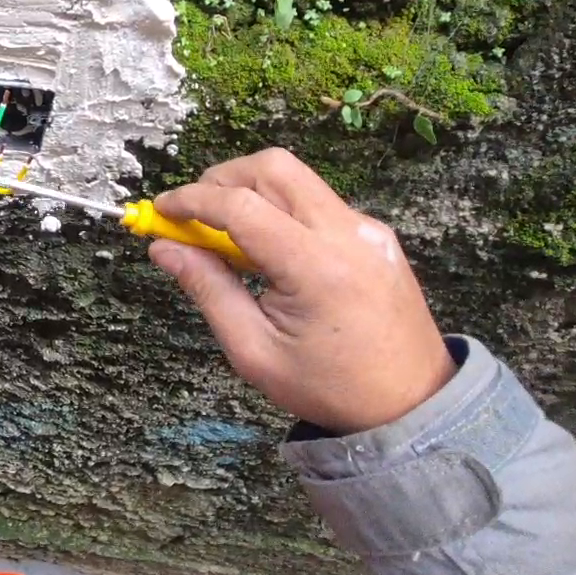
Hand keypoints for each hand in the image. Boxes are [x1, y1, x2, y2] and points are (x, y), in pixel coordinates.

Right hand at [146, 148, 453, 433]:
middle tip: (193, 214)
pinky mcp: (373, 233)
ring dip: (248, 188)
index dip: (191, 200)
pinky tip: (262, 247)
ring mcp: (367, 228)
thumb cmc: (329, 387)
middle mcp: (348, 234)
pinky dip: (275, 206)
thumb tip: (164, 248)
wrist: (416, 407)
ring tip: (223, 231)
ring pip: (294, 176)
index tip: (160, 211)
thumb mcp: (253, 349)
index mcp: (317, 268)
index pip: (241, 205)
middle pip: (273, 167)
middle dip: (221, 179)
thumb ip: (207, 289)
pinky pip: (313, 199)